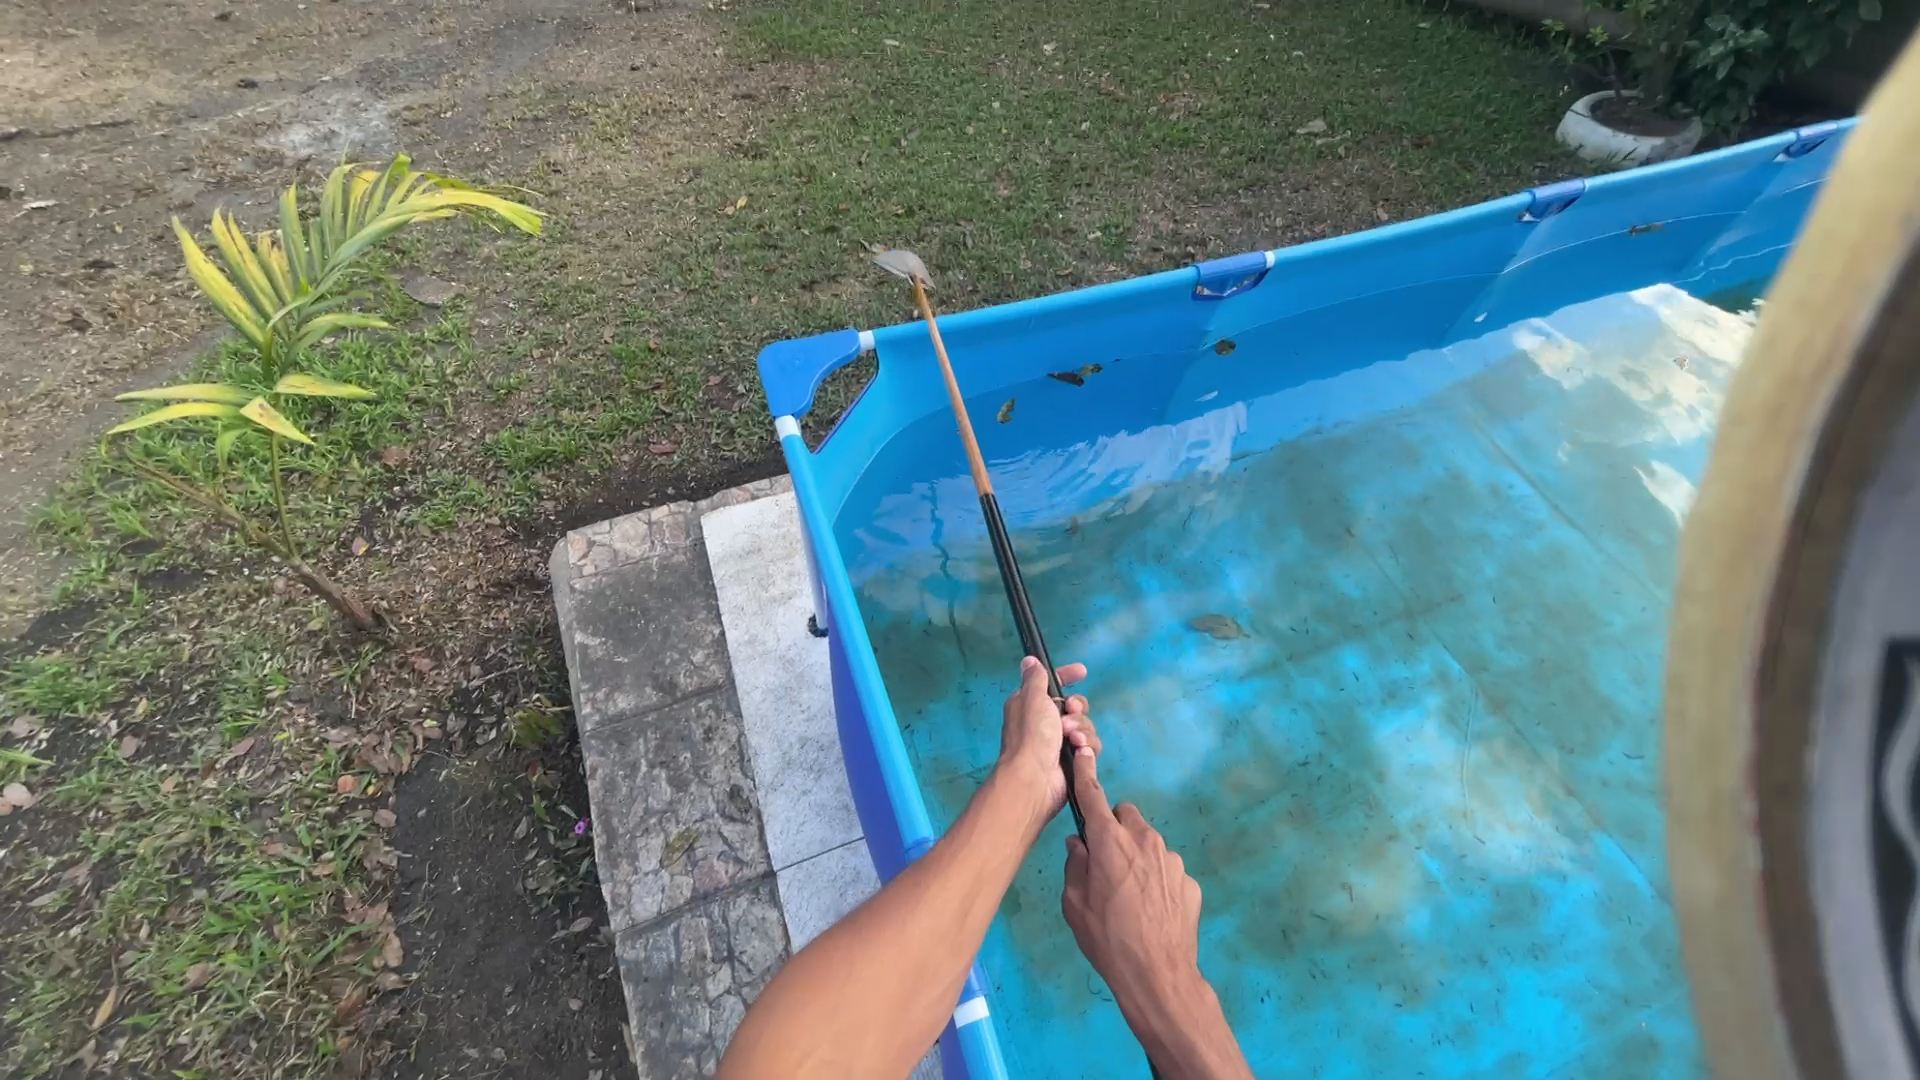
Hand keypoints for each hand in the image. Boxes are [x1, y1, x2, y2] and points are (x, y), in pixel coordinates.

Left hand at [996, 656, 1097, 819]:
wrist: (1035, 777)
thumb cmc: (1031, 734)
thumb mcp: (1032, 698)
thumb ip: (1035, 678)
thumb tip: (1029, 660)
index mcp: (1031, 704)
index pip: (1052, 684)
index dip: (1066, 676)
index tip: (1081, 672)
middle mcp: (1045, 722)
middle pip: (1075, 705)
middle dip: (1077, 707)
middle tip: (1071, 711)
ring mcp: (1059, 741)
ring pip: (1085, 725)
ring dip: (1081, 728)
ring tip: (1071, 738)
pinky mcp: (1072, 759)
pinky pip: (1090, 745)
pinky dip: (1087, 745)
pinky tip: (1078, 750)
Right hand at [1060, 753, 1201, 1019]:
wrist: (1160, 979)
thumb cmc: (1107, 939)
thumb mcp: (1075, 904)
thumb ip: (1075, 866)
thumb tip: (1078, 845)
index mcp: (1109, 841)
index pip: (1093, 795)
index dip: (1084, 773)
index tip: (1081, 752)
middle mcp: (1143, 840)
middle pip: (1125, 815)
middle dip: (1114, 828)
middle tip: (1105, 861)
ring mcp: (1171, 859)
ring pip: (1147, 842)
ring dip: (1136, 855)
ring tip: (1130, 895)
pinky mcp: (1189, 881)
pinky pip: (1166, 868)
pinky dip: (1157, 879)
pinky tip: (1152, 910)